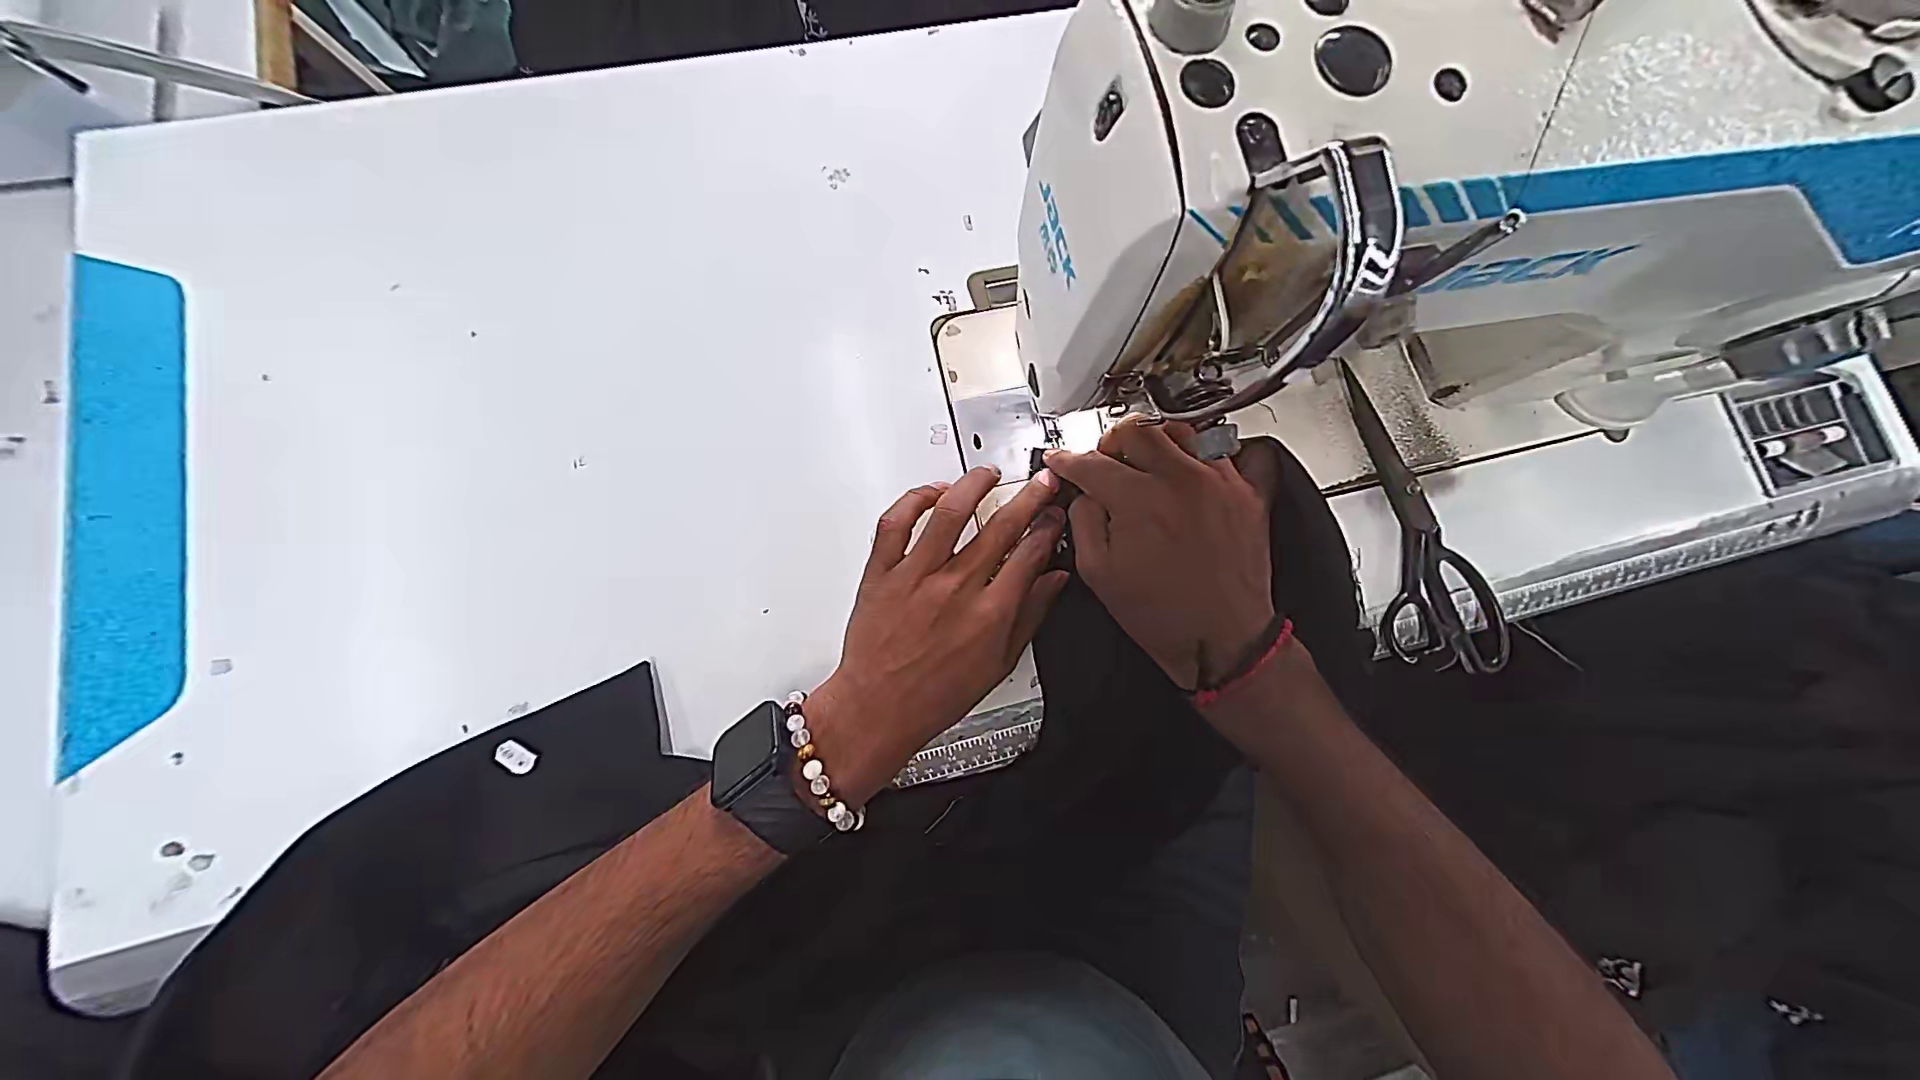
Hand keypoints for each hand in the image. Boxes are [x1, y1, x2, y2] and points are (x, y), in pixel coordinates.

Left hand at [803, 465, 1070, 805]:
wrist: (878, 709)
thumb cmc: (933, 695)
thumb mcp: (998, 664)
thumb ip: (1030, 616)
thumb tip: (1054, 583)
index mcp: (990, 613)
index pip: (1030, 552)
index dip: (1048, 526)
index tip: (1053, 515)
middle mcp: (955, 588)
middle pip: (1001, 525)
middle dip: (1029, 496)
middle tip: (1038, 483)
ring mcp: (916, 577)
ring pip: (950, 512)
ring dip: (974, 484)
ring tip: (987, 474)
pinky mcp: (882, 573)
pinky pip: (896, 523)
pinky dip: (915, 500)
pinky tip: (932, 492)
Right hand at [1044, 419, 1274, 690]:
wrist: (1222, 639)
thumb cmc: (1165, 615)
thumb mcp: (1098, 573)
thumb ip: (1083, 521)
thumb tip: (1082, 494)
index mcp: (1138, 499)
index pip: (1092, 462)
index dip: (1067, 460)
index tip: (1062, 460)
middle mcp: (1180, 481)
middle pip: (1135, 431)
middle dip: (1109, 441)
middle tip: (1103, 459)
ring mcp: (1217, 483)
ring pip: (1180, 430)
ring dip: (1154, 439)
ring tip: (1144, 459)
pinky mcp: (1246, 494)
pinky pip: (1227, 450)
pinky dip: (1201, 451)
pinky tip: (1188, 468)